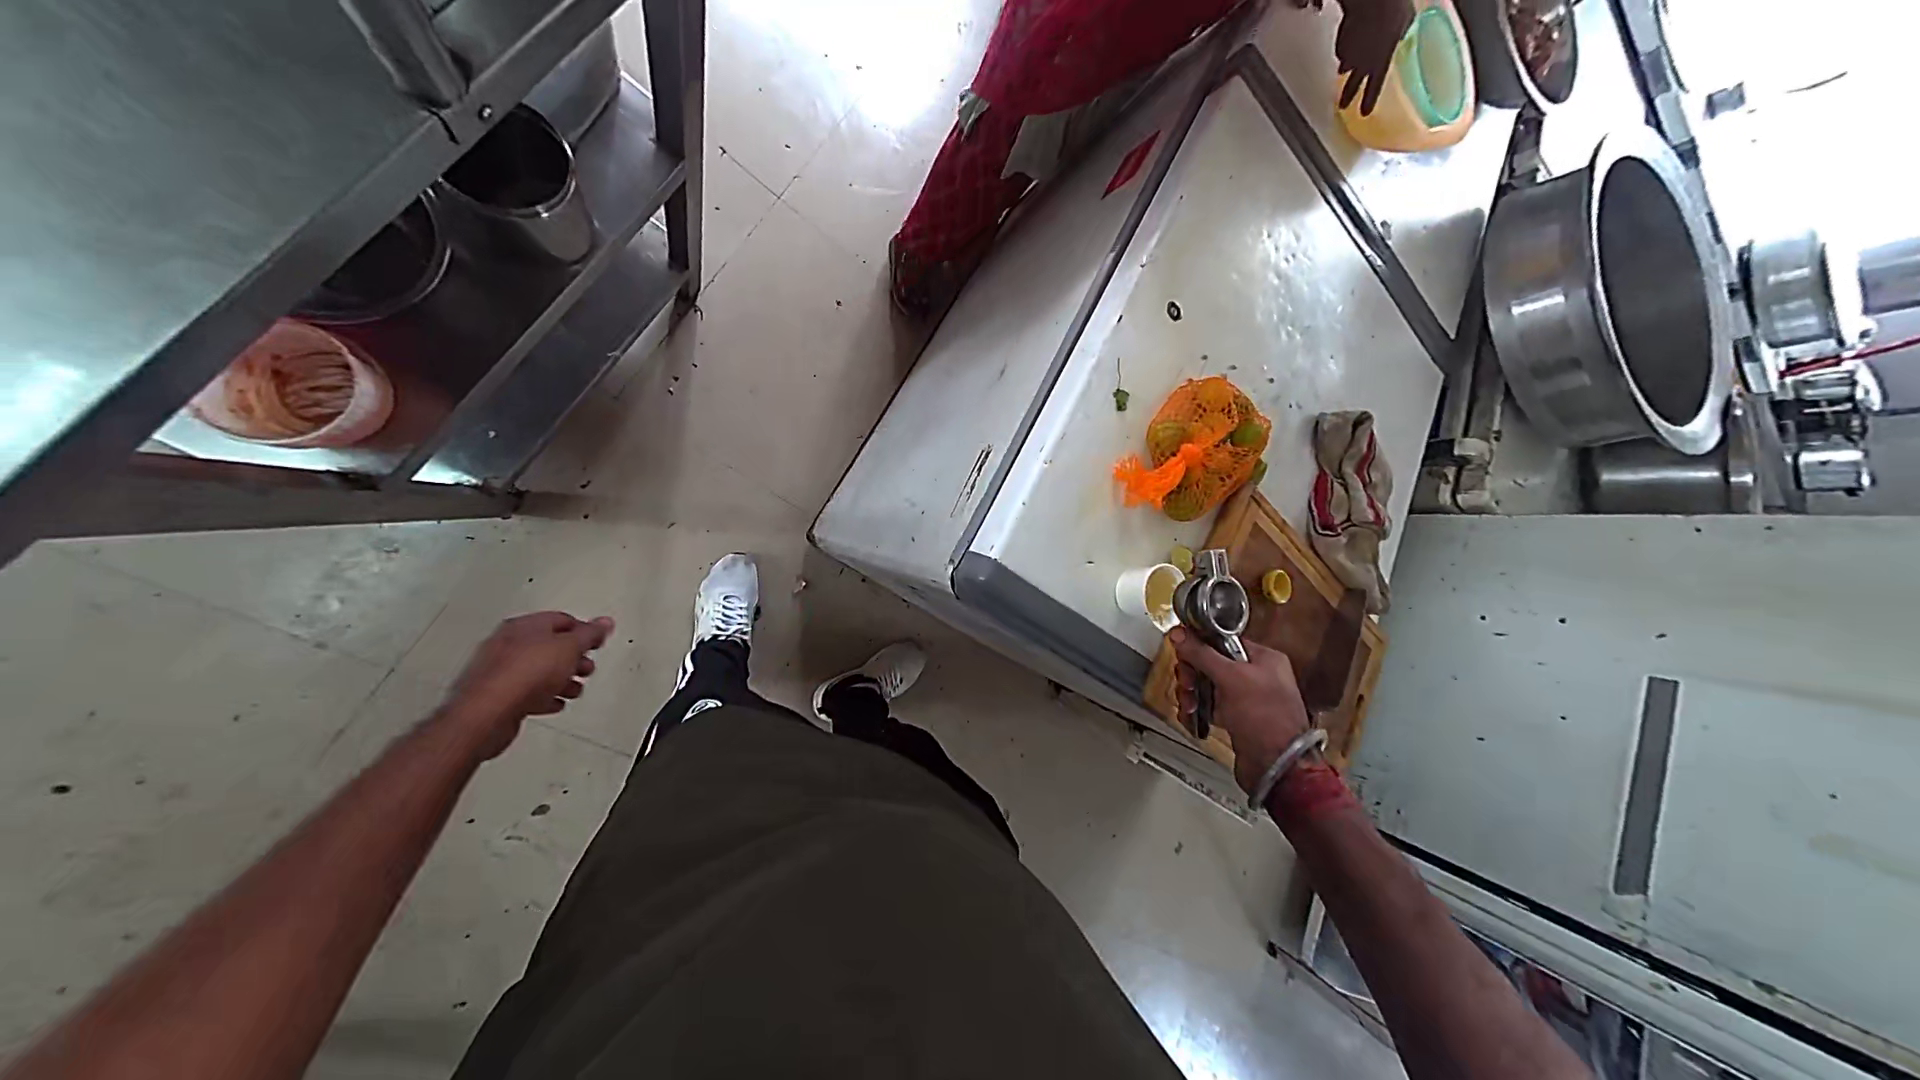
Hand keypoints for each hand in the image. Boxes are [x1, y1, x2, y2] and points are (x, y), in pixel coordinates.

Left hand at [442, 611, 613, 757]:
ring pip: (538, 670)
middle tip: (586, 668)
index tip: (597, 642)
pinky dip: (543, 696)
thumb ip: (589, 635)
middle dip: (573, 658)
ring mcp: (498, 670)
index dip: (584, 631)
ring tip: (574, 691)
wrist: (487, 714)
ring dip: (560, 679)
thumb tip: (605, 622)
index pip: (561, 620)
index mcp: (524, 626)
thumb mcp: (569, 648)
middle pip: (550, 646)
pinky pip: (525, 691)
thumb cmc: (526, 674)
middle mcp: (507, 644)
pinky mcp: (495, 695)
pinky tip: (554, 704)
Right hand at [1172, 629, 1311, 794]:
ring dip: (1192, 693)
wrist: (1277, 767)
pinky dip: (1197, 710)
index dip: (1199, 647)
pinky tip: (1192, 716)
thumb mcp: (1231, 677)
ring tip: (1190, 705)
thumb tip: (1180, 634)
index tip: (1182, 654)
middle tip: (1187, 684)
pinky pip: (1209, 707)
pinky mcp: (1236, 719)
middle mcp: (1256, 676)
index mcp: (1263, 659)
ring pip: (1207, 686)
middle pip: (1210, 664)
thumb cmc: (1266, 719)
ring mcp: (1246, 699)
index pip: (1222, 642)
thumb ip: (1202, 654)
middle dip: (1192, 674)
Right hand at [1334, 0, 1414, 115]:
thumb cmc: (1393, 9)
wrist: (1373, 2)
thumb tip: (1401, 35)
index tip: (1364, 113)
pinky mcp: (1340, 43)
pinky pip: (1343, 49)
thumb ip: (1400, 35)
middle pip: (1352, 86)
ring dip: (1348, 65)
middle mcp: (1361, 64)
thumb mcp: (1406, 21)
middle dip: (1348, 95)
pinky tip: (1352, 37)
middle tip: (1343, 104)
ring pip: (1346, 65)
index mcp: (1380, 61)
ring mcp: (1348, 55)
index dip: (1369, 100)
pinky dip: (1347, 45)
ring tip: (1348, 64)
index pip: (1375, 87)